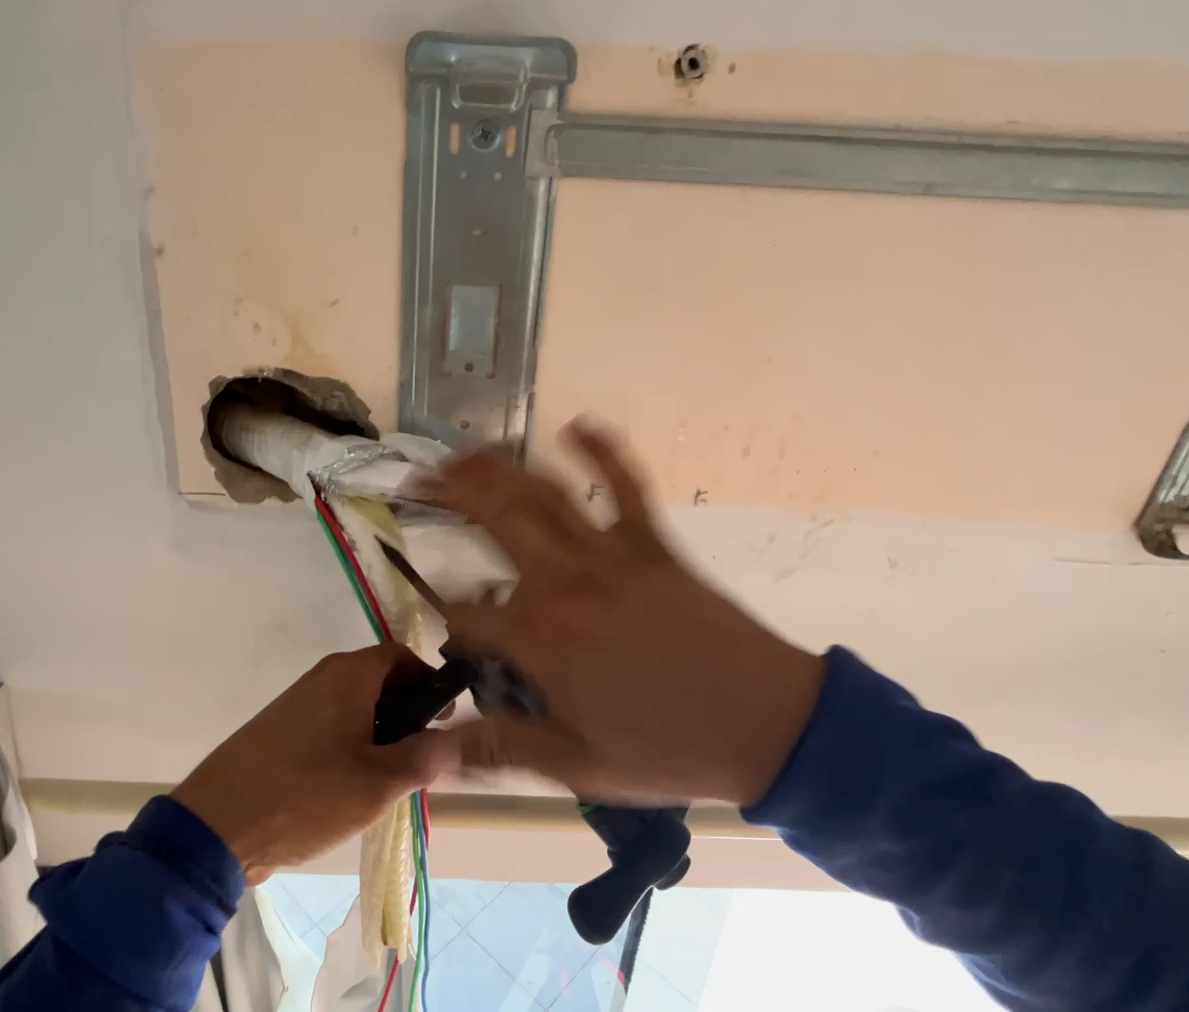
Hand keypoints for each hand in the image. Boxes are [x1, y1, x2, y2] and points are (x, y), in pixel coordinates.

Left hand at [172, 645, 459, 883]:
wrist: (217, 826)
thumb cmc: (305, 795)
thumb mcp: (376, 783)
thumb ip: (423, 757)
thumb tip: (455, 739)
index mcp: (349, 675)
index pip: (402, 656)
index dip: (430, 683)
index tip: (444, 721)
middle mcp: (323, 678)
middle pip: (380, 681)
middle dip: (408, 714)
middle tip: (421, 758)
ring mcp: (298, 704)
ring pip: (356, 708)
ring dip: (381, 735)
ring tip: (389, 781)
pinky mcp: (281, 733)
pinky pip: (331, 727)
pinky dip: (352, 746)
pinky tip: (353, 789)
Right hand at [428, 419, 826, 807]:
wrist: (768, 723)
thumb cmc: (667, 748)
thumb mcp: (576, 764)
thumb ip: (499, 748)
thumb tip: (432, 753)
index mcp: (540, 637)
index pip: (469, 613)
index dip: (451, 619)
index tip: (454, 632)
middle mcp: (566, 581)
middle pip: (494, 518)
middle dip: (450, 493)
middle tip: (420, 478)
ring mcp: (611, 554)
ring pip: (545, 493)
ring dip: (501, 465)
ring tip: (467, 451)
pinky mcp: (654, 544)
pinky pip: (625, 486)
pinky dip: (601, 451)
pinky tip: (577, 425)